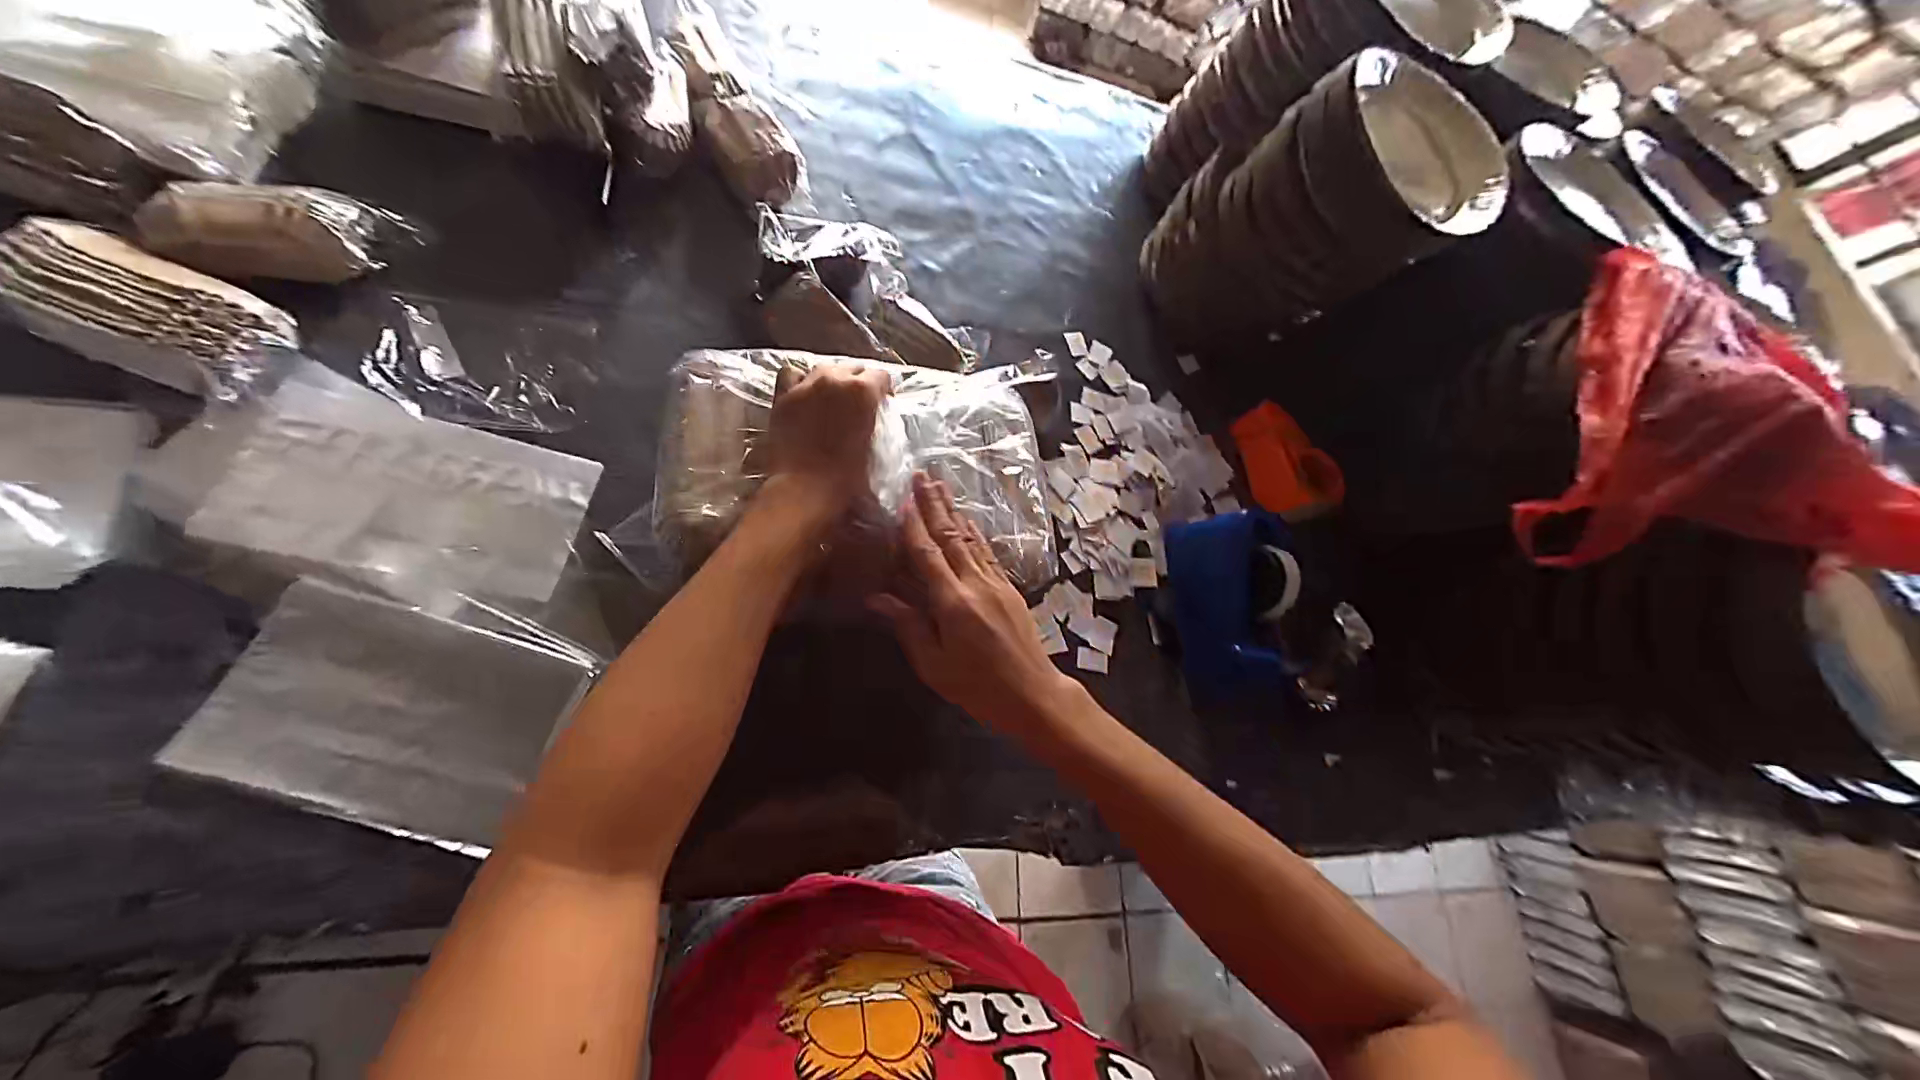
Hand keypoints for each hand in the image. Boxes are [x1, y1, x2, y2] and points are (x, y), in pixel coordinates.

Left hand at [762, 361, 892, 525]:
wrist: (805, 488)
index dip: (885, 389)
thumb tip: (874, 421)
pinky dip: (800, 380)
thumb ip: (875, 426)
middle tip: (859, 403)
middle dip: (860, 381)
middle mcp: (835, 379)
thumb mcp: (873, 449)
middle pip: (853, 367)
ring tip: (833, 397)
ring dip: (833, 379)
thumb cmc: (847, 477)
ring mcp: (806, 385)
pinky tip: (804, 393)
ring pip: (824, 367)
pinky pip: (792, 373)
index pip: (881, 376)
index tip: (884, 404)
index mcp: (863, 391)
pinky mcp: (783, 396)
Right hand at [868, 473, 1079, 733]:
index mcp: (953, 603)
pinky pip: (987, 553)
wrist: (1032, 693)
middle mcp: (976, 584)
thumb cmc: (976, 685)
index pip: (927, 555)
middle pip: (951, 536)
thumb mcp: (933, 664)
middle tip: (923, 475)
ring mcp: (997, 583)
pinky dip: (973, 533)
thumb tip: (878, 598)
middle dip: (934, 504)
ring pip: (971, 539)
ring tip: (941, 488)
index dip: (914, 526)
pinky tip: (966, 522)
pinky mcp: (1009, 589)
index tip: (903, 500)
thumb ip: (908, 626)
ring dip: (954, 512)